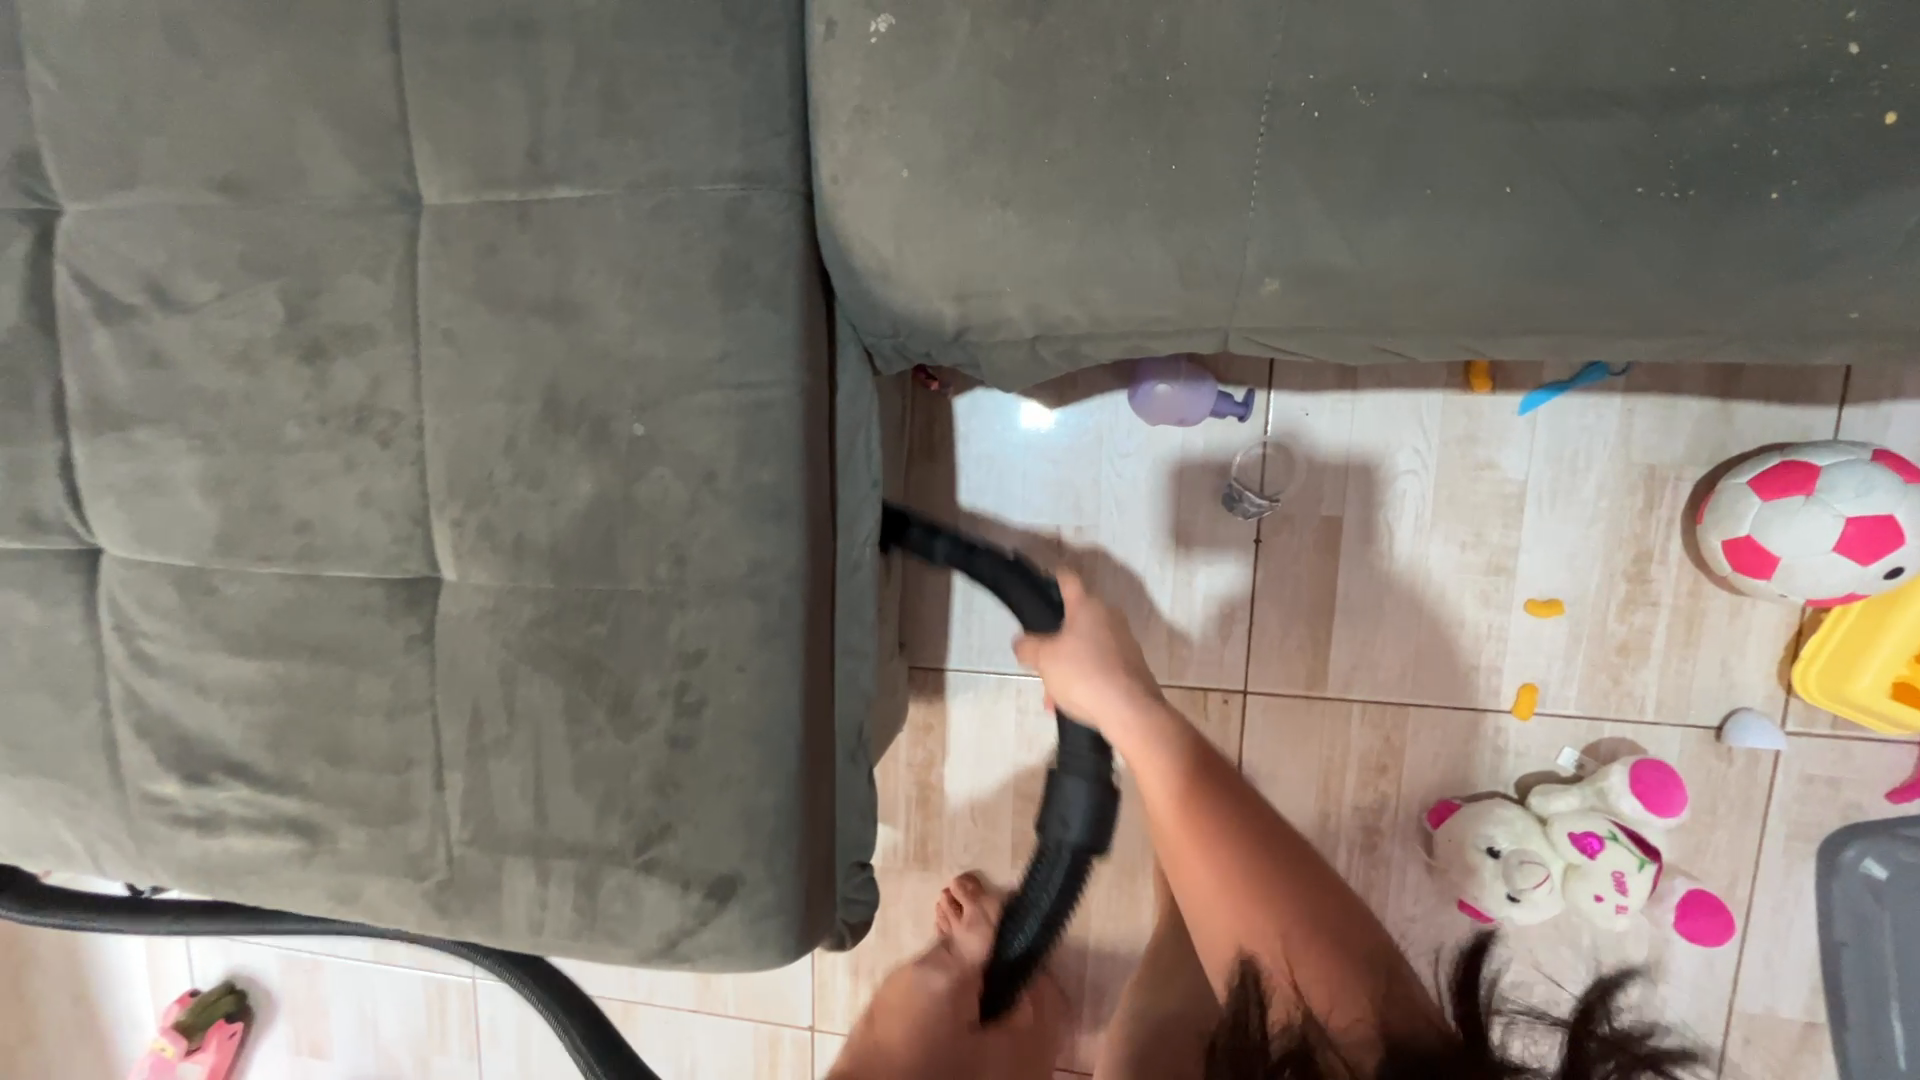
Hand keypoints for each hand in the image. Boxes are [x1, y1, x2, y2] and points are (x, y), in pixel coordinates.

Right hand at [1011, 570, 1165, 732]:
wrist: (1131, 711)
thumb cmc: (1084, 674)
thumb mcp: (1044, 660)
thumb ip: (1027, 646)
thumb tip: (1021, 642)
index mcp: (1087, 606)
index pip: (1068, 579)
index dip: (1054, 574)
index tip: (1045, 575)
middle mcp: (1109, 617)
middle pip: (1075, 620)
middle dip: (1054, 640)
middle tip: (1038, 657)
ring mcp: (1124, 642)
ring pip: (1085, 648)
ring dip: (1066, 666)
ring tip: (1051, 695)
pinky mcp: (1132, 666)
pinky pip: (1099, 666)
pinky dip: (1083, 679)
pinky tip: (1069, 703)